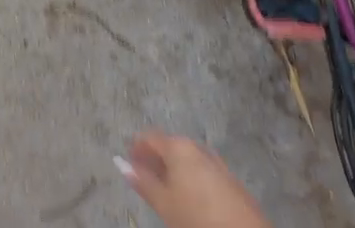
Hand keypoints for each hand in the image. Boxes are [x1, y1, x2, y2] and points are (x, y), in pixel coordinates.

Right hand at [118, 131, 270, 227]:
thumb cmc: (196, 217)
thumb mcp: (163, 202)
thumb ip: (141, 181)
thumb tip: (121, 163)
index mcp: (179, 147)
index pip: (149, 137)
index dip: (137, 148)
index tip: (130, 164)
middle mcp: (198, 148)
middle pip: (170, 146)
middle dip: (156, 160)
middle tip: (147, 179)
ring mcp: (218, 164)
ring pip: (189, 160)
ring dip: (175, 170)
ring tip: (169, 192)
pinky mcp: (232, 181)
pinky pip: (204, 171)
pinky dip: (193, 178)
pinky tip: (192, 199)